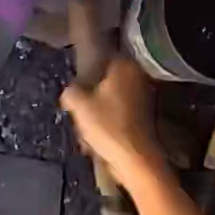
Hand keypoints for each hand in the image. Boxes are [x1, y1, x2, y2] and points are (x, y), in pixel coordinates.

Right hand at [61, 57, 167, 193]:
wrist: (136, 158)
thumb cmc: (108, 126)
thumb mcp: (79, 105)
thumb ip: (71, 91)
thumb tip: (71, 90)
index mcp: (124, 66)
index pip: (102, 56)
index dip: (86, 70)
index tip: (76, 84)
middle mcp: (137, 76)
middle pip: (104, 81)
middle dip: (90, 97)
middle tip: (80, 112)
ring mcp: (143, 97)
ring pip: (109, 101)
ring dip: (97, 115)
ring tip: (87, 131)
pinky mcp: (143, 117)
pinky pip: (117, 116)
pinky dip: (107, 125)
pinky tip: (97, 140)